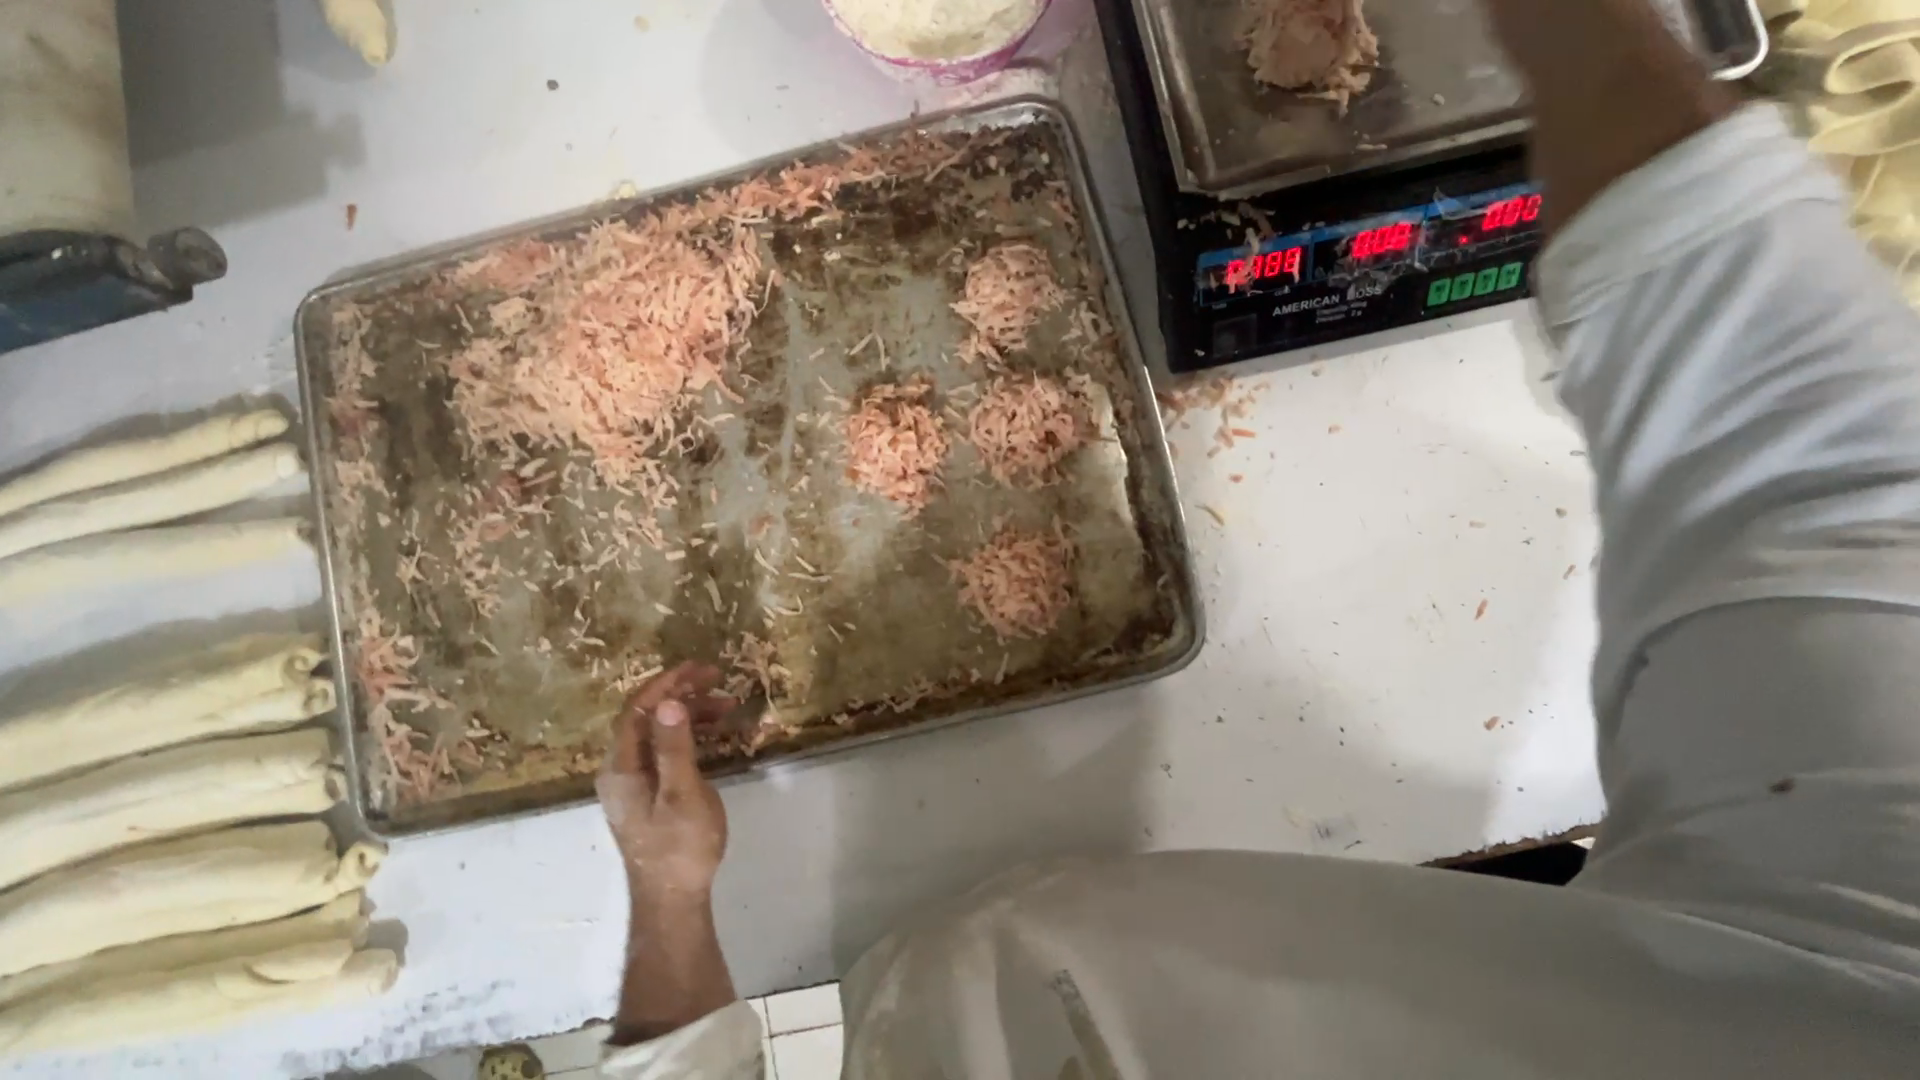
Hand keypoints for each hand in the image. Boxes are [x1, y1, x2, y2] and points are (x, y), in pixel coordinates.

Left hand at [596, 662, 736, 898]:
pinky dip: (689, 733)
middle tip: (718, 679)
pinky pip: (665, 749)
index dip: (665, 683)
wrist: (673, 897)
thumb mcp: (682, 793)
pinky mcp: (649, 792)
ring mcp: (634, 781)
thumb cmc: (680, 846)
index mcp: (622, 767)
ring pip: (658, 731)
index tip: (699, 667)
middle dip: (681, 692)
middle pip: (645, 716)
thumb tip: (668, 700)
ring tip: (728, 706)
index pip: (636, 709)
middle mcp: (621, 769)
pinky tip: (715, 733)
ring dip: (690, 713)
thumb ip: (674, 746)